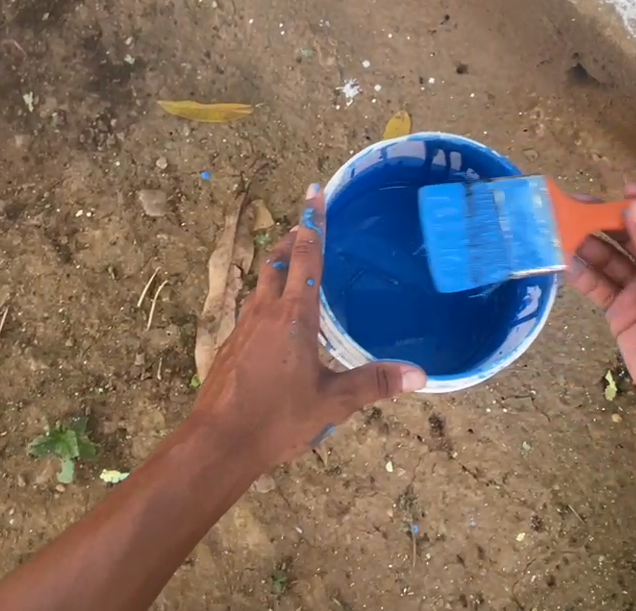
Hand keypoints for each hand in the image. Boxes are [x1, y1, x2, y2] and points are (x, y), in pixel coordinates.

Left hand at [189, 183, 426, 468]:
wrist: (217, 443)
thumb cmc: (277, 418)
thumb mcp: (333, 401)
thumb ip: (374, 383)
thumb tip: (419, 374)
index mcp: (294, 315)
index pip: (306, 255)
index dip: (313, 222)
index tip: (314, 191)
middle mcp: (266, 310)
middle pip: (277, 259)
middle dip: (291, 237)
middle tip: (306, 226)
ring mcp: (244, 326)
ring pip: (261, 281)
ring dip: (276, 264)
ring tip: (291, 264)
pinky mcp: (231, 345)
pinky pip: (252, 306)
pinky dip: (266, 296)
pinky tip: (274, 319)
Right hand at [566, 179, 635, 437]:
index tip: (625, 186)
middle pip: (635, 236)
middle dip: (610, 218)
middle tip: (579, 204)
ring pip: (613, 258)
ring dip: (591, 242)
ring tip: (564, 227)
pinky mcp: (623, 314)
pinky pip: (600, 286)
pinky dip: (583, 273)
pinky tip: (566, 261)